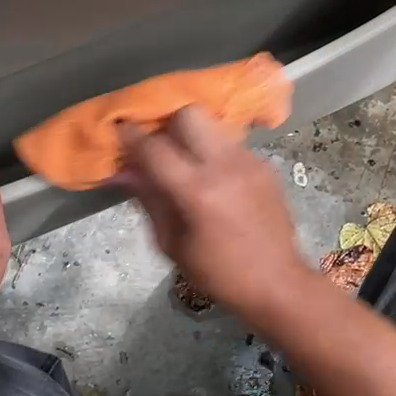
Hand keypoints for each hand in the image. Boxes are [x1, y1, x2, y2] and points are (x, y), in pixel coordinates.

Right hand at [116, 107, 314, 315]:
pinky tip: (213, 177)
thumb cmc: (218, 273)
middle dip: (167, 123)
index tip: (118, 129)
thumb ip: (149, 200)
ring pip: (213, 124)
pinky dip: (214, 152)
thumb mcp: (172, 244)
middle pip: (189, 114)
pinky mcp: (265, 165)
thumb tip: (124, 170)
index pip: (155, 147)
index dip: (131, 135)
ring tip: (185, 159)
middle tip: (158, 144)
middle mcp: (225, 166)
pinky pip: (231, 143)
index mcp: (198, 192)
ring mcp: (250, 161)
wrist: (277, 281)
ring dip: (192, 136)